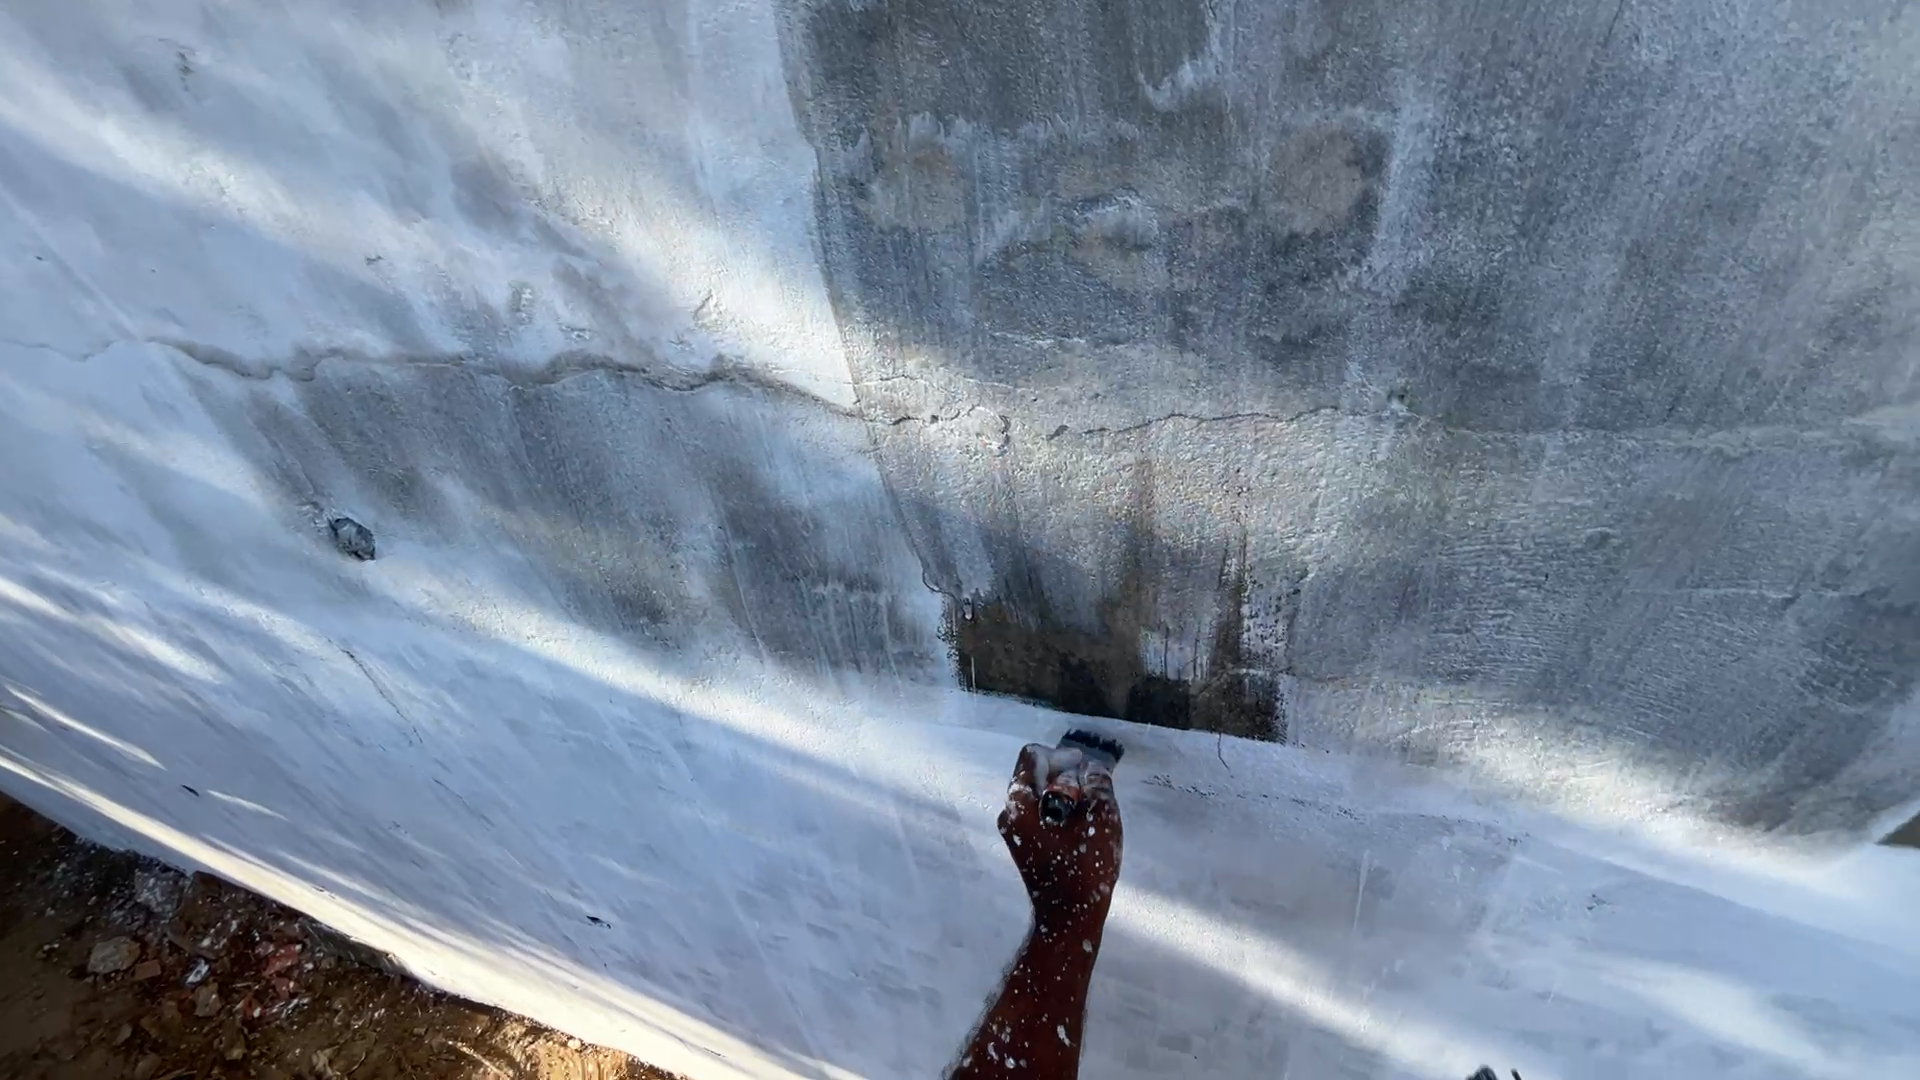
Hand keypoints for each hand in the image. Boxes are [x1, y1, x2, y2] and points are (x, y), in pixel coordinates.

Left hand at [997, 743, 1122, 933]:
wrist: (1069, 920)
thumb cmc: (1084, 868)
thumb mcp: (1102, 819)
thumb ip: (1098, 785)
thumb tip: (1091, 769)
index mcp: (1020, 803)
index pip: (1033, 756)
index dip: (1061, 754)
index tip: (1083, 766)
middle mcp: (1010, 813)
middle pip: (1033, 774)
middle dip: (1063, 774)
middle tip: (1090, 787)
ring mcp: (1014, 831)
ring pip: (1037, 794)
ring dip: (1063, 793)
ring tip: (1089, 806)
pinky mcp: (1023, 845)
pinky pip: (1038, 813)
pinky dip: (1058, 810)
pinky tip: (1081, 823)